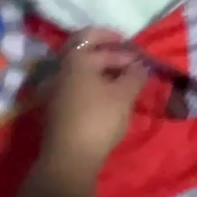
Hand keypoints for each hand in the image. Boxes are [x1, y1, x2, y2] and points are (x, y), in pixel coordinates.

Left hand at [39, 29, 149, 181]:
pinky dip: (94, 85)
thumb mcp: (124, 95)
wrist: (70, 158)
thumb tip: (141, 65)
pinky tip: (109, 97)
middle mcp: (62, 69)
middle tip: (132, 65)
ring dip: (103, 72)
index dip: (119, 42)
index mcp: (76, 59)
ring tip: (125, 82)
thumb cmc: (99, 119)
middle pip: (86, 53)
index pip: (96, 38)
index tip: (138, 52)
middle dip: (111, 56)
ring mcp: (56, 89)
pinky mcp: (57, 107)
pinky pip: (78, 86)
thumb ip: (135, 75)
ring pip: (82, 71)